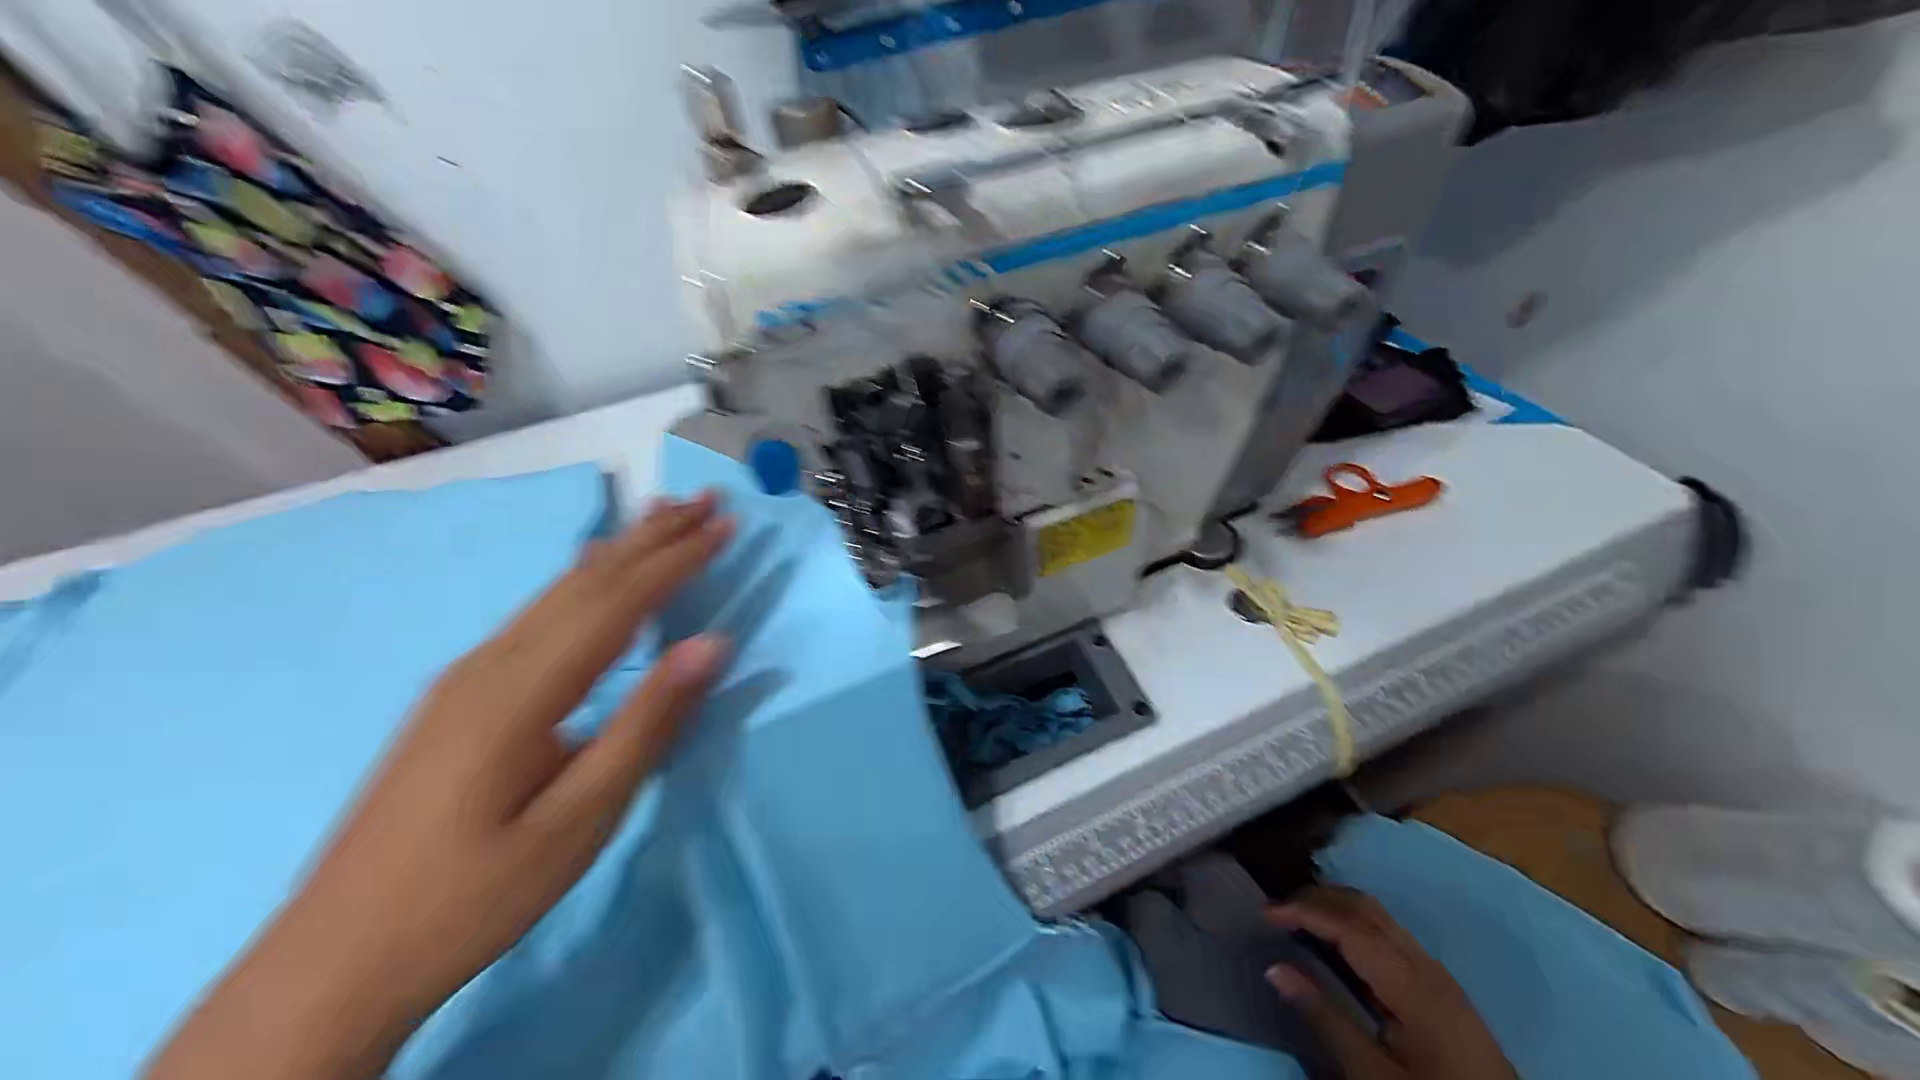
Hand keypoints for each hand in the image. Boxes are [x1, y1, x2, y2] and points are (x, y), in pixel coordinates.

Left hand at [147, 495, 733, 1079]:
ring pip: (558, 593)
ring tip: (662, 513)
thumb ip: (649, 722)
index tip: (727, 524)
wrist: (336, 959)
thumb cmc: (476, 893)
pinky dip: (581, 580)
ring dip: (620, 550)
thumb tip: (712, 643)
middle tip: (707, 498)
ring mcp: (468, 676)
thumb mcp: (582, 818)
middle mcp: (491, 663)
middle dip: (653, 536)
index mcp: (522, 689)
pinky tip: (588, 568)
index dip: (677, 560)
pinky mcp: (460, 695)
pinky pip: (537, 615)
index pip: (618, 602)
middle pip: (587, 582)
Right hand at [1267, 885, 1517, 1079]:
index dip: (1304, 911)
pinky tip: (1338, 940)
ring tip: (1299, 916)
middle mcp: (1427, 967)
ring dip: (1336, 906)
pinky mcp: (1442, 988)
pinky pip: (1391, 933)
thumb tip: (1276, 969)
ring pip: (1380, 916)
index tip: (1264, 912)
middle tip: (1277, 909)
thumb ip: (1326, 1018)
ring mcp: (1438, 975)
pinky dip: (1355, 922)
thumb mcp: (1375, 1075)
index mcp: (1412, 985)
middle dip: (1317, 899)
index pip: (1350, 926)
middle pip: (1366, 909)